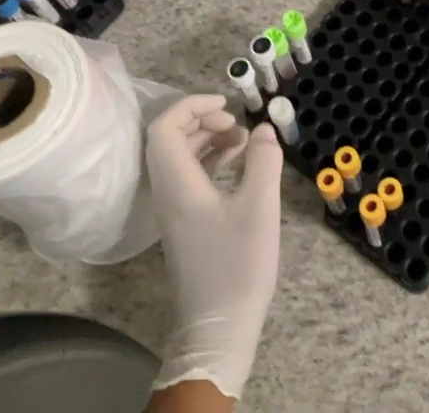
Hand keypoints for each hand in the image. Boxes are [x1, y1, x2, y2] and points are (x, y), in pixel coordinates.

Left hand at [142, 93, 283, 400]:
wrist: (219, 324)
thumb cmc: (238, 265)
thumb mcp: (260, 208)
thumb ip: (264, 161)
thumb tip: (264, 128)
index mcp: (178, 185)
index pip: (164, 129)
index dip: (191, 106)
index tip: (227, 105)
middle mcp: (167, 193)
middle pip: (167, 139)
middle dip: (201, 119)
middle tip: (236, 121)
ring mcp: (173, 209)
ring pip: (178, 157)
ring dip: (206, 139)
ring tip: (242, 139)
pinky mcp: (184, 222)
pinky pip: (187, 176)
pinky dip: (209, 160)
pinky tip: (238, 164)